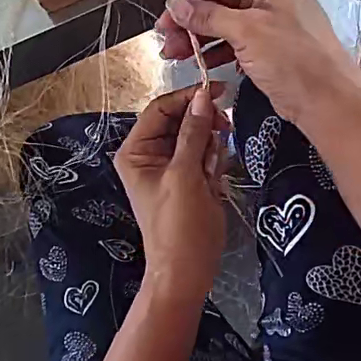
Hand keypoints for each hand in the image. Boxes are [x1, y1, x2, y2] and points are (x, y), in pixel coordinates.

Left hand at [114, 82, 229, 300]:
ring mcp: (172, 166)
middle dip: (203, 126)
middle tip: (223, 131)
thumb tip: (203, 96)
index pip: (161, 108)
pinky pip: (206, 154)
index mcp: (136, 150)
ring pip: (198, 136)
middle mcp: (151, 154)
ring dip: (211, 148)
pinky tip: (214, 181)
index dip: (188, 97)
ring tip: (210, 174)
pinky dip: (214, 162)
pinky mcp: (191, 178)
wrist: (187, 270)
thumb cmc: (178, 225)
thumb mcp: (184, 175)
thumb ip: (194, 133)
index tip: (219, 90)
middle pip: (182, 119)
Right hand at [153, 0, 360, 126]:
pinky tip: (202, 64)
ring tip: (176, 57)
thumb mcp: (246, 32)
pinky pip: (239, 45)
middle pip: (221, 4)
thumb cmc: (295, 61)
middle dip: (192, 24)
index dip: (190, 1)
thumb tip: (176, 6)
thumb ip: (208, 17)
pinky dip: (219, 53)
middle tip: (168, 44)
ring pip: (228, 27)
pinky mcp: (273, 51)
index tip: (166, 22)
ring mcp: (274, 25)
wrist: (327, 102)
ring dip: (201, 41)